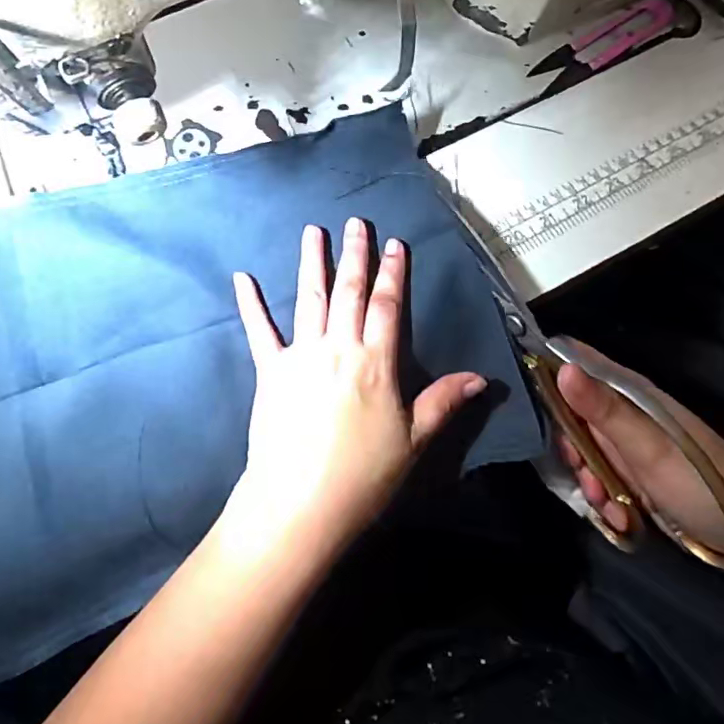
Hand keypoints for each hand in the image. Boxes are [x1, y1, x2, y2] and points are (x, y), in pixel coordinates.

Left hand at [227, 219, 488, 554]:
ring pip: (308, 299)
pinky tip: (242, 277)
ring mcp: (300, 355)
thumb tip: (482, 378)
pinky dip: (250, 302)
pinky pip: (259, 330)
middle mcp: (337, 349)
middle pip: (348, 292)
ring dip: (311, 263)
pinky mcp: (269, 369)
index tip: (394, 244)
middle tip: (356, 223)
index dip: (393, 274)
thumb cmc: (363, 476)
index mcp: (375, 364)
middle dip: (354, 256)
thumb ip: (443, 403)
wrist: (300, 500)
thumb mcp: (414, 442)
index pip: (387, 307)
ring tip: (312, 231)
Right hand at [555, 354, 723, 573]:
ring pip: (583, 448)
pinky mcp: (638, 474)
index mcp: (631, 394)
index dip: (546, 372)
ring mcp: (633, 445)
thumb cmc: (704, 488)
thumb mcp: (647, 448)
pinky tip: (618, 515)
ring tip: (605, 501)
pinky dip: (604, 497)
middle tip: (580, 468)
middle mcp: (627, 413)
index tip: (531, 400)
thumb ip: (602, 408)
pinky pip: (602, 476)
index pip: (574, 362)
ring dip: (587, 476)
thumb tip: (562, 367)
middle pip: (570, 411)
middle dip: (567, 443)